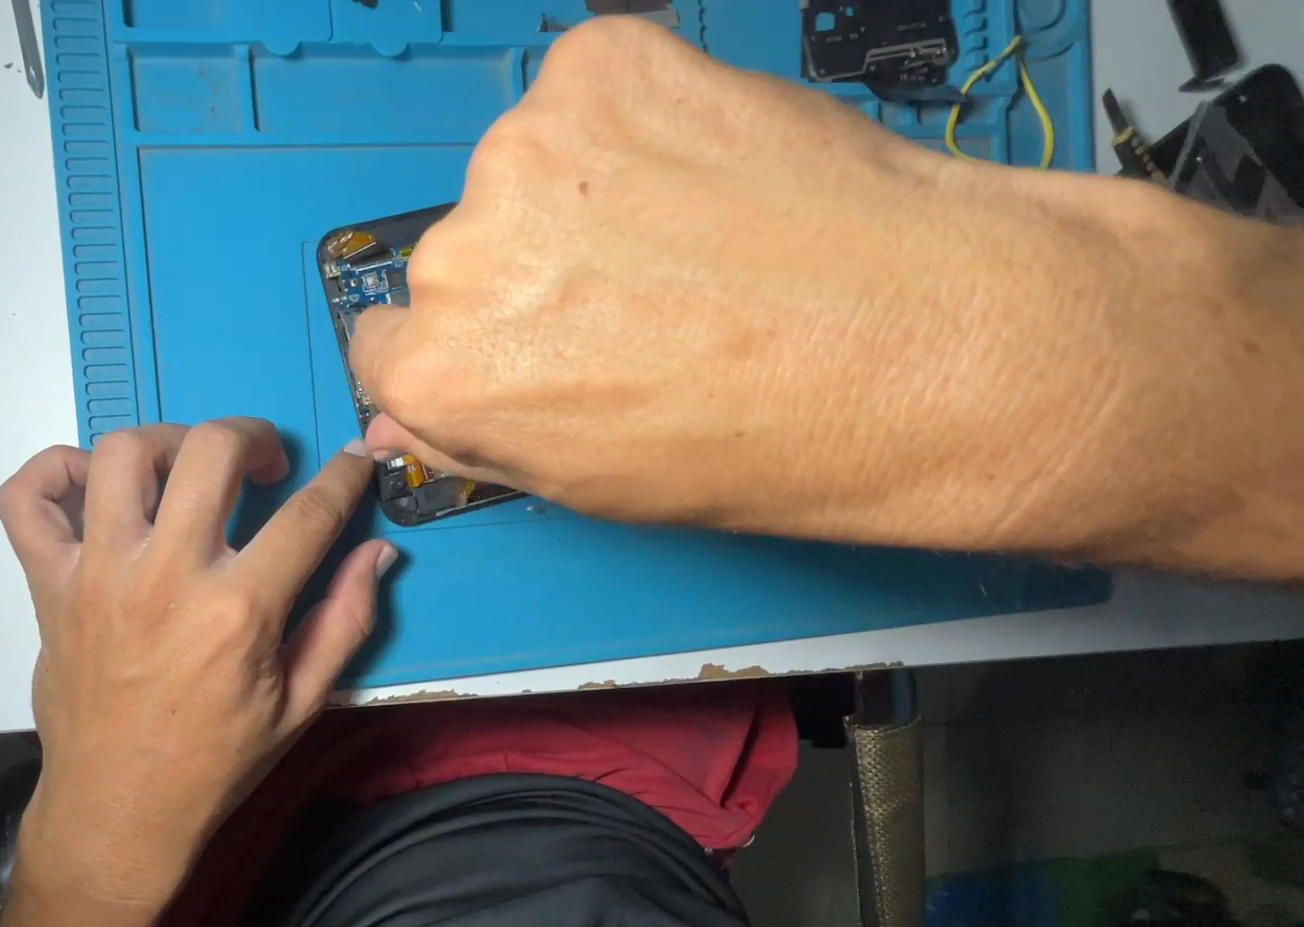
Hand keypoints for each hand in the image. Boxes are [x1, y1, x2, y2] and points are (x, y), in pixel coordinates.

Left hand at [0, 420, 394, 908]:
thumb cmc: (216, 762)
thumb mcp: (303, 703)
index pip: (308, 514)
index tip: (355, 460)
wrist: (117, 812)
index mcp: (238, 610)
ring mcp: (97, 574)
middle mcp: (165, 575)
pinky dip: (54, 469)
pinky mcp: (48, 584)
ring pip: (121, 454)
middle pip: (210, 451)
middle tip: (264, 464)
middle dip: (253, 437)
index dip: (344, 476)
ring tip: (187, 470)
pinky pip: (26, 497)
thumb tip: (378, 552)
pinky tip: (95, 485)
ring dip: (167, 442)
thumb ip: (346, 620)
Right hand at [348, 16, 1213, 556]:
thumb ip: (469, 433)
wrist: (925, 344)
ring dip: (571, 206)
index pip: (383, 345)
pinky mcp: (604, 66)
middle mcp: (462, 256)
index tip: (500, 344)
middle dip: (516, 283)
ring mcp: (529, 150)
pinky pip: (580, 103)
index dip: (450, 351)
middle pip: (451, 260)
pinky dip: (624, 137)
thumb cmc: (760, 438)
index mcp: (444, 369)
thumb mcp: (578, 478)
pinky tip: (696, 184)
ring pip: (516, 180)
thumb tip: (405, 409)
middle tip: (611, 304)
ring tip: (673, 245)